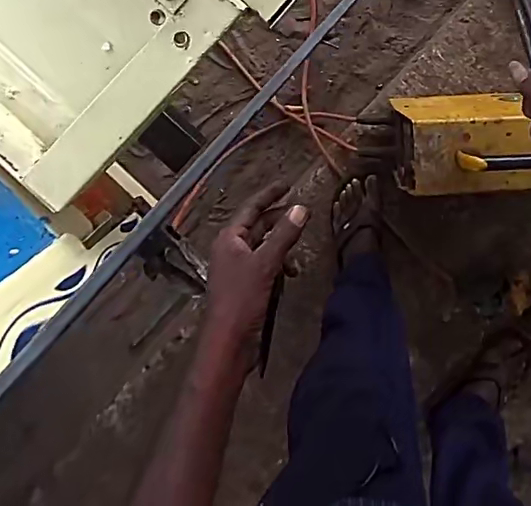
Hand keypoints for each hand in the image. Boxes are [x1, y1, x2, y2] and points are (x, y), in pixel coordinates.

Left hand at [199, 183, 308, 361]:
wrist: (228, 346)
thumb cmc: (241, 300)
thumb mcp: (266, 263)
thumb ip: (284, 235)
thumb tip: (302, 208)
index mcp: (229, 239)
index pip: (251, 208)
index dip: (269, 195)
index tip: (286, 184)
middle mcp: (231, 250)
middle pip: (258, 225)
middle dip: (279, 219)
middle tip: (301, 212)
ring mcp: (238, 269)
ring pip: (264, 245)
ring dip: (282, 243)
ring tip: (299, 244)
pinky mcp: (246, 286)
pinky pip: (266, 263)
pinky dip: (280, 262)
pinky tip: (291, 271)